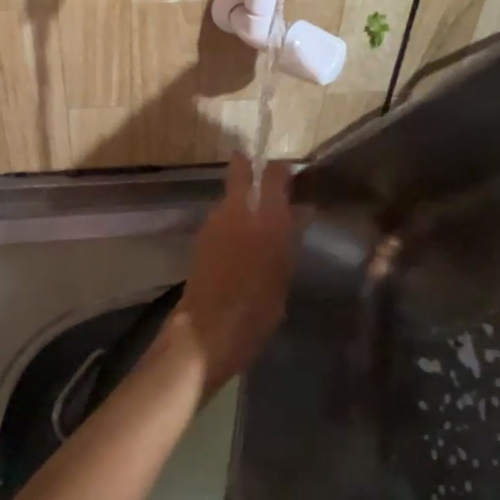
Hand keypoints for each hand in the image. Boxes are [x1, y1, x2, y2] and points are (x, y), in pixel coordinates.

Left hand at [174, 153, 294, 394]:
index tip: (292, 175)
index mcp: (265, 217)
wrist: (206, 331)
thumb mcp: (284, 274)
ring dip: (243, 201)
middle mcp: (235, 210)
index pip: (273, 173)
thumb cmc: (256, 308)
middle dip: (251, 168)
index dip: (282, 169)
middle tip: (269, 181)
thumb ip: (289, 239)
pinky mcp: (200, 239)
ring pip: (230, 196)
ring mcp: (213, 222)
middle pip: (240, 171)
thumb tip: (299, 213)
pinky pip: (222, 219)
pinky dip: (233, 222)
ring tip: (261, 221)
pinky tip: (243, 243)